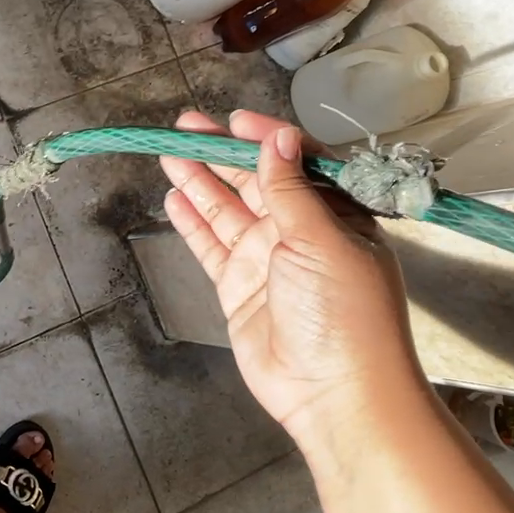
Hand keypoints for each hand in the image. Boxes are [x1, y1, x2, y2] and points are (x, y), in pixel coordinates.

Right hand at [159, 111, 423, 437]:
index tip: (235, 119)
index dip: (266, 139)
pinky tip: (174, 199)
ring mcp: (265, 261)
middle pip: (253, 182)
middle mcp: (299, 233)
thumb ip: (290, 189)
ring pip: (226, 210)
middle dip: (221, 153)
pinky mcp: (238, 288)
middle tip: (184, 127)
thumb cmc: (343, 313)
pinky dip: (192, 223)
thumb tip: (280, 137)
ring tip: (171, 153)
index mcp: (334, 216)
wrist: (334, 393)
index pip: (297, 164)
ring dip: (200, 181)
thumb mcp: (321, 240)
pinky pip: (210, 246)